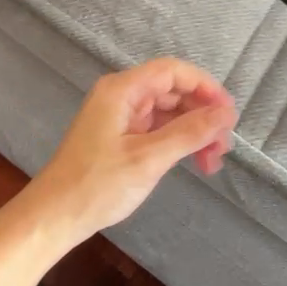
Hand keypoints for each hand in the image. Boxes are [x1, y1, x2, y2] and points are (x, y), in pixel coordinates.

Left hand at [25, 58, 237, 244]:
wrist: (57, 213)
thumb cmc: (99, 184)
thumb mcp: (149, 158)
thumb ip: (188, 132)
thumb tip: (226, 113)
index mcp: (122, 90)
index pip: (171, 71)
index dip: (204, 86)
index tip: (229, 114)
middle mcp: (121, 96)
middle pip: (172, 91)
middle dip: (202, 115)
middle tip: (224, 147)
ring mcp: (121, 116)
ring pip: (168, 112)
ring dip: (193, 132)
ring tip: (213, 162)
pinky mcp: (121, 136)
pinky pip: (157, 129)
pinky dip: (178, 142)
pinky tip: (194, 162)